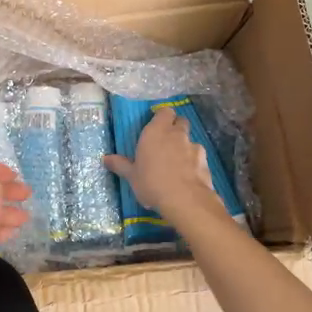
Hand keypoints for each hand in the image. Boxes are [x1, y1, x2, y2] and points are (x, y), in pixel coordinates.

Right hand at [104, 107, 219, 218]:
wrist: (185, 200)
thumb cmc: (152, 182)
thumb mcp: (132, 176)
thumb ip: (120, 165)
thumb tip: (105, 158)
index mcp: (156, 131)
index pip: (165, 112)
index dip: (163, 117)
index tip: (157, 126)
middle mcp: (176, 134)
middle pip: (180, 122)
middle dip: (175, 128)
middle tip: (166, 142)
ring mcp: (194, 147)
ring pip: (190, 140)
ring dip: (185, 147)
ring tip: (178, 163)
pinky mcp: (205, 162)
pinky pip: (199, 157)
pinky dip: (194, 163)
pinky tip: (189, 176)